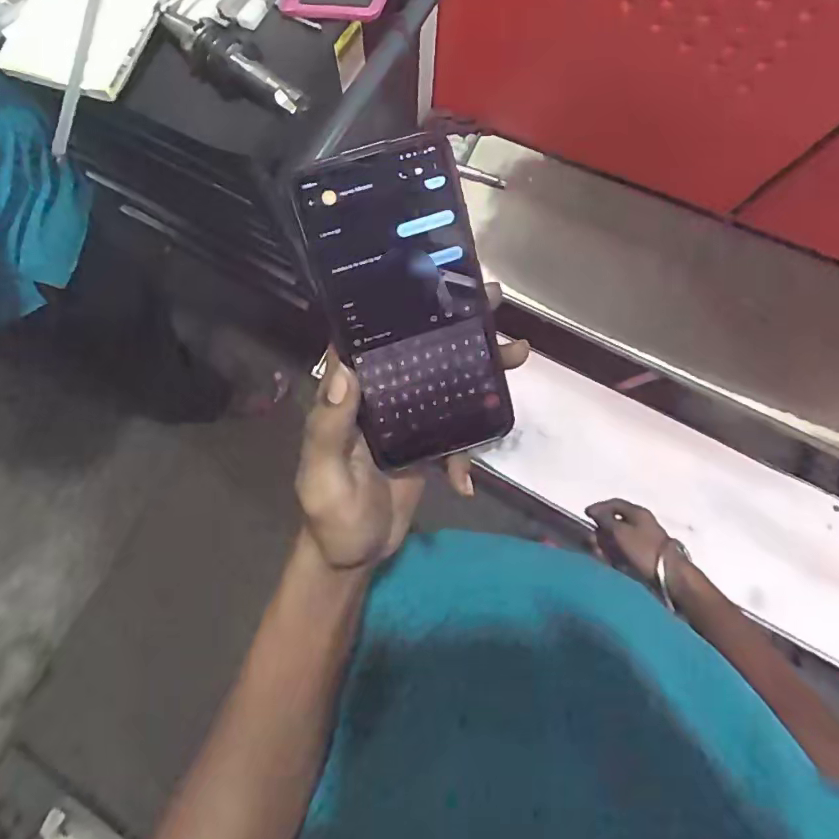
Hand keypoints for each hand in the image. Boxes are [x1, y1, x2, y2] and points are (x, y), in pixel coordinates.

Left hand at [293, 301, 530, 568]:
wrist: (355, 558)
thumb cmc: (330, 515)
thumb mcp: (322, 476)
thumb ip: (330, 427)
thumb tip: (344, 369)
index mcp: (350, 394)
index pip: (370, 338)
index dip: (397, 307)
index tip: (432, 280)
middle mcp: (380, 395)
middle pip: (420, 351)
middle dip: (458, 326)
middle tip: (494, 304)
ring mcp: (408, 418)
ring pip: (448, 381)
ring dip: (482, 367)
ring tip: (516, 353)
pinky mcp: (429, 442)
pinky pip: (459, 431)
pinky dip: (470, 452)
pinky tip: (466, 483)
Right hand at [586, 499, 676, 583]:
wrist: (667, 574)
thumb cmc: (642, 549)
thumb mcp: (619, 532)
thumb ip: (604, 520)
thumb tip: (593, 510)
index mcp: (637, 512)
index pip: (614, 503)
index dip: (599, 507)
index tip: (586, 515)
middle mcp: (641, 522)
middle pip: (616, 520)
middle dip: (602, 528)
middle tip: (592, 537)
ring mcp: (644, 538)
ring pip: (620, 536)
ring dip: (607, 543)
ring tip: (599, 551)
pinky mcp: (645, 554)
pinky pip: (625, 550)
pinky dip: (616, 553)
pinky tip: (610, 560)